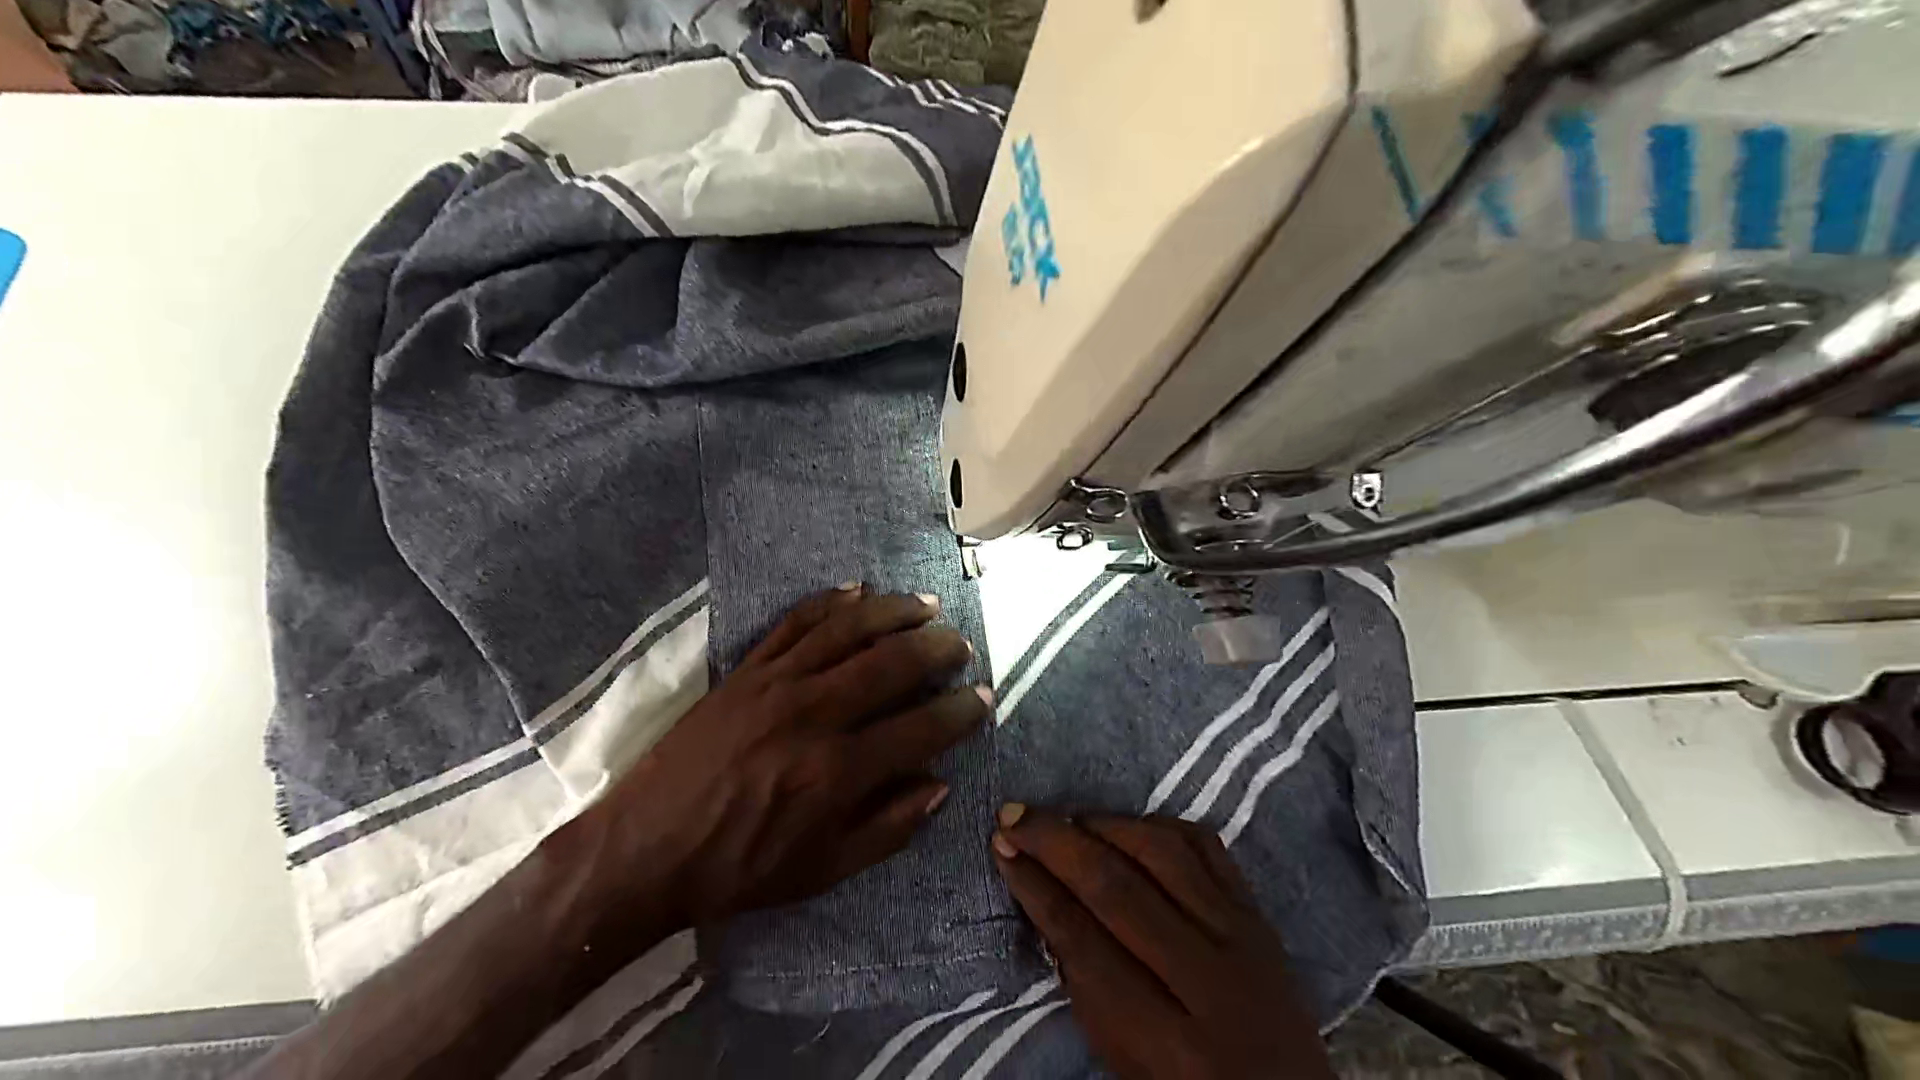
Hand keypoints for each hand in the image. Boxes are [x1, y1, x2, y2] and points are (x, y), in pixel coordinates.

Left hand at [563, 585, 988, 939]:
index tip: (983, 697)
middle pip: (892, 663)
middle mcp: (814, 714)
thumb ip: (888, 828)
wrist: (644, 850)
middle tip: (961, 644)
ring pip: (849, 630)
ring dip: (894, 612)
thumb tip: (939, 784)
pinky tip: (858, 590)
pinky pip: (795, 621)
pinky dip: (830, 601)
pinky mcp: (746, 669)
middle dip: (937, 648)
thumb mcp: (823, 871)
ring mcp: (777, 683)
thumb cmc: (739, 868)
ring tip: (926, 606)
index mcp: (838, 771)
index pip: (921, 728)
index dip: (961, 710)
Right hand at [991, 809, 1333, 1079]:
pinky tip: (1125, 824)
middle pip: (1119, 888)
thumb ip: (1084, 981)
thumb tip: (1043, 893)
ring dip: (1103, 824)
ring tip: (1066, 819)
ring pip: (1163, 853)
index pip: (1084, 943)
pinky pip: (1205, 845)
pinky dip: (1157, 825)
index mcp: (1168, 1043)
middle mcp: (1209, 983)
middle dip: (1056, 843)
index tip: (1002, 846)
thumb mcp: (1122, 1058)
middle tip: (1015, 815)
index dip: (1035, 887)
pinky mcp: (1259, 912)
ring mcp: (1242, 938)